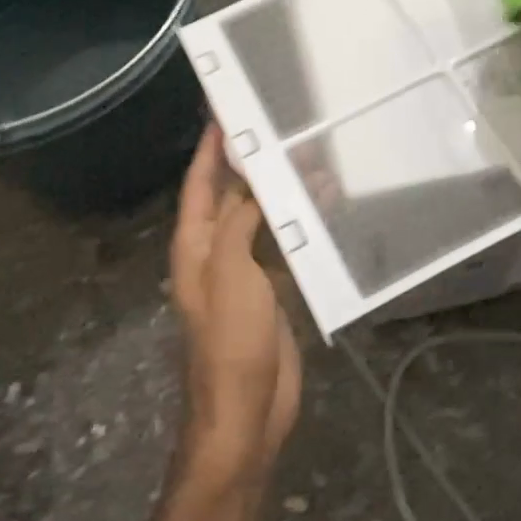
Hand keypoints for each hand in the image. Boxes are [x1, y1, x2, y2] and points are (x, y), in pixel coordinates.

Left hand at [168, 125, 300, 469]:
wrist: (247, 411)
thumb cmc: (230, 339)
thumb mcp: (230, 272)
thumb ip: (240, 222)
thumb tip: (257, 183)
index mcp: (194, 243)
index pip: (200, 182)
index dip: (211, 147)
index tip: (226, 108)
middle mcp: (216, 251)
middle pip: (233, 196)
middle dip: (253, 163)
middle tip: (285, 126)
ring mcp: (245, 272)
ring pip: (263, 220)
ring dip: (283, 192)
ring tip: (314, 157)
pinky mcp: (273, 292)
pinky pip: (285, 247)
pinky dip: (301, 225)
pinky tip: (326, 208)